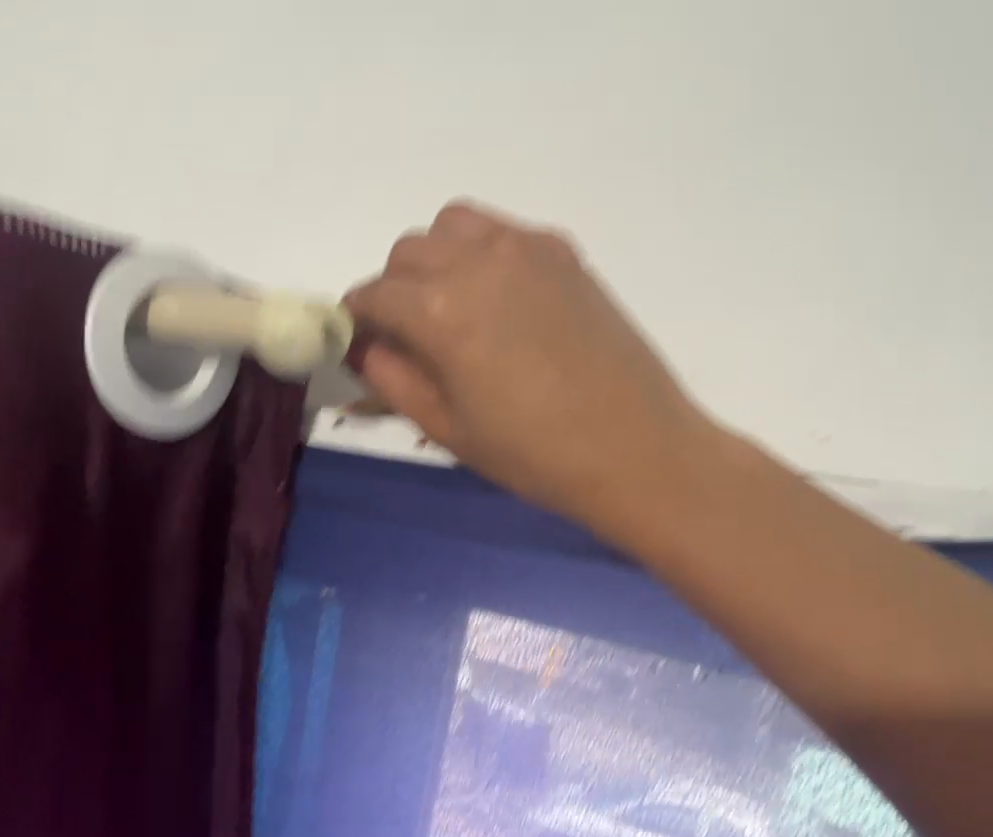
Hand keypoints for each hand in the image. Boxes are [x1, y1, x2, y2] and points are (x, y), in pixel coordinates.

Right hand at [345, 201, 720, 533]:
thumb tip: (362, 346)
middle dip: (394, 290)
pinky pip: (501, 232)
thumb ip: (391, 377)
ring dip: (435, 260)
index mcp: (440, 309)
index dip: (357, 322)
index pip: (372, 295)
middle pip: (407, 253)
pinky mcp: (563, 253)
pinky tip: (500, 304)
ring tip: (452, 309)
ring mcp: (525, 248)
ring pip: (452, 226)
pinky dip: (481, 255)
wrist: (635, 448)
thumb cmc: (532, 453)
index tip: (362, 348)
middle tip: (409, 338)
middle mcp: (477, 260)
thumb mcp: (445, 427)